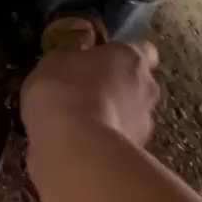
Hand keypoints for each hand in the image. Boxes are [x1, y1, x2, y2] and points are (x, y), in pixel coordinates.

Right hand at [19, 17, 162, 146]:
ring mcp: (144, 123)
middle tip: (85, 95)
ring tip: (78, 125)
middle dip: (116, 89)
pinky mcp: (133, 152)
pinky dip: (101, 140)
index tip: (101, 63)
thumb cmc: (63, 90)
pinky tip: (77, 144)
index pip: (142, 49)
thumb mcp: (54, 61)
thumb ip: (71, 58)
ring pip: (129, 115)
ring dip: (110, 117)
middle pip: (137, 84)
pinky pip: (116, 140)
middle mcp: (147, 87)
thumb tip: (77, 56)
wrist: (72, 145)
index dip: (121, 56)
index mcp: (131, 57)